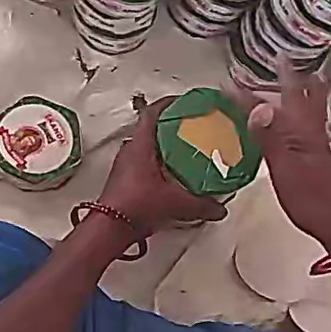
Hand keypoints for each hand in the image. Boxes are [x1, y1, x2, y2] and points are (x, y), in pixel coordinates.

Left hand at [95, 97, 229, 236]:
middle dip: (171, 125)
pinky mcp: (125, 180)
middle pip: (150, 128)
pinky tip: (173, 175)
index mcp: (140, 145)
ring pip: (147, 146)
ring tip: (186, 150)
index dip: (169, 103)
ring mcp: (125, 166)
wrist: (110, 229)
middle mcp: (130, 151)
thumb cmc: (135, 207)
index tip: (185, 102)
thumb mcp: (177, 204)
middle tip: (191, 126)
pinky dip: (159, 163)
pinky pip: (144, 162)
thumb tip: (219, 207)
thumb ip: (202, 205)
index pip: (152, 112)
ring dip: (164, 145)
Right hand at [237, 68, 330, 247]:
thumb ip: (271, 136)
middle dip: (290, 77)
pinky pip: (307, 122)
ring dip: (302, 90)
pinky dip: (301, 111)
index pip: (269, 104)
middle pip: (303, 95)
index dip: (247, 94)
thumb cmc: (311, 197)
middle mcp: (310, 130)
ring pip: (310, 107)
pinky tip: (296, 120)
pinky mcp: (316, 156)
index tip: (227, 83)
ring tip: (299, 77)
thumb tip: (258, 105)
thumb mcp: (285, 167)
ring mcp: (316, 143)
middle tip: (281, 60)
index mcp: (300, 129)